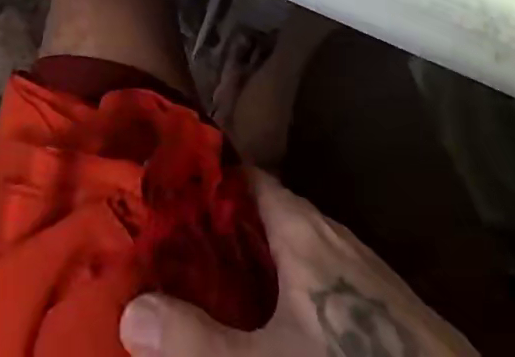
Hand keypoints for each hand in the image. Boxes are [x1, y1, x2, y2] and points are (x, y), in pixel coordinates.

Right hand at [119, 172, 479, 356]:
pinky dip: (290, 287)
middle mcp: (334, 239)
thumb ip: (195, 339)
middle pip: (269, 213)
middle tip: (176, 239)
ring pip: (296, 249)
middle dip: (225, 223)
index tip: (169, 184)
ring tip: (214, 277)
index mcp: (304, 231)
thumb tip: (131, 312)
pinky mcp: (383, 310)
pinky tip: (275, 320)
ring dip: (258, 258)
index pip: (248, 177)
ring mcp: (364, 274)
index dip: (208, 176)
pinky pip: (321, 280)